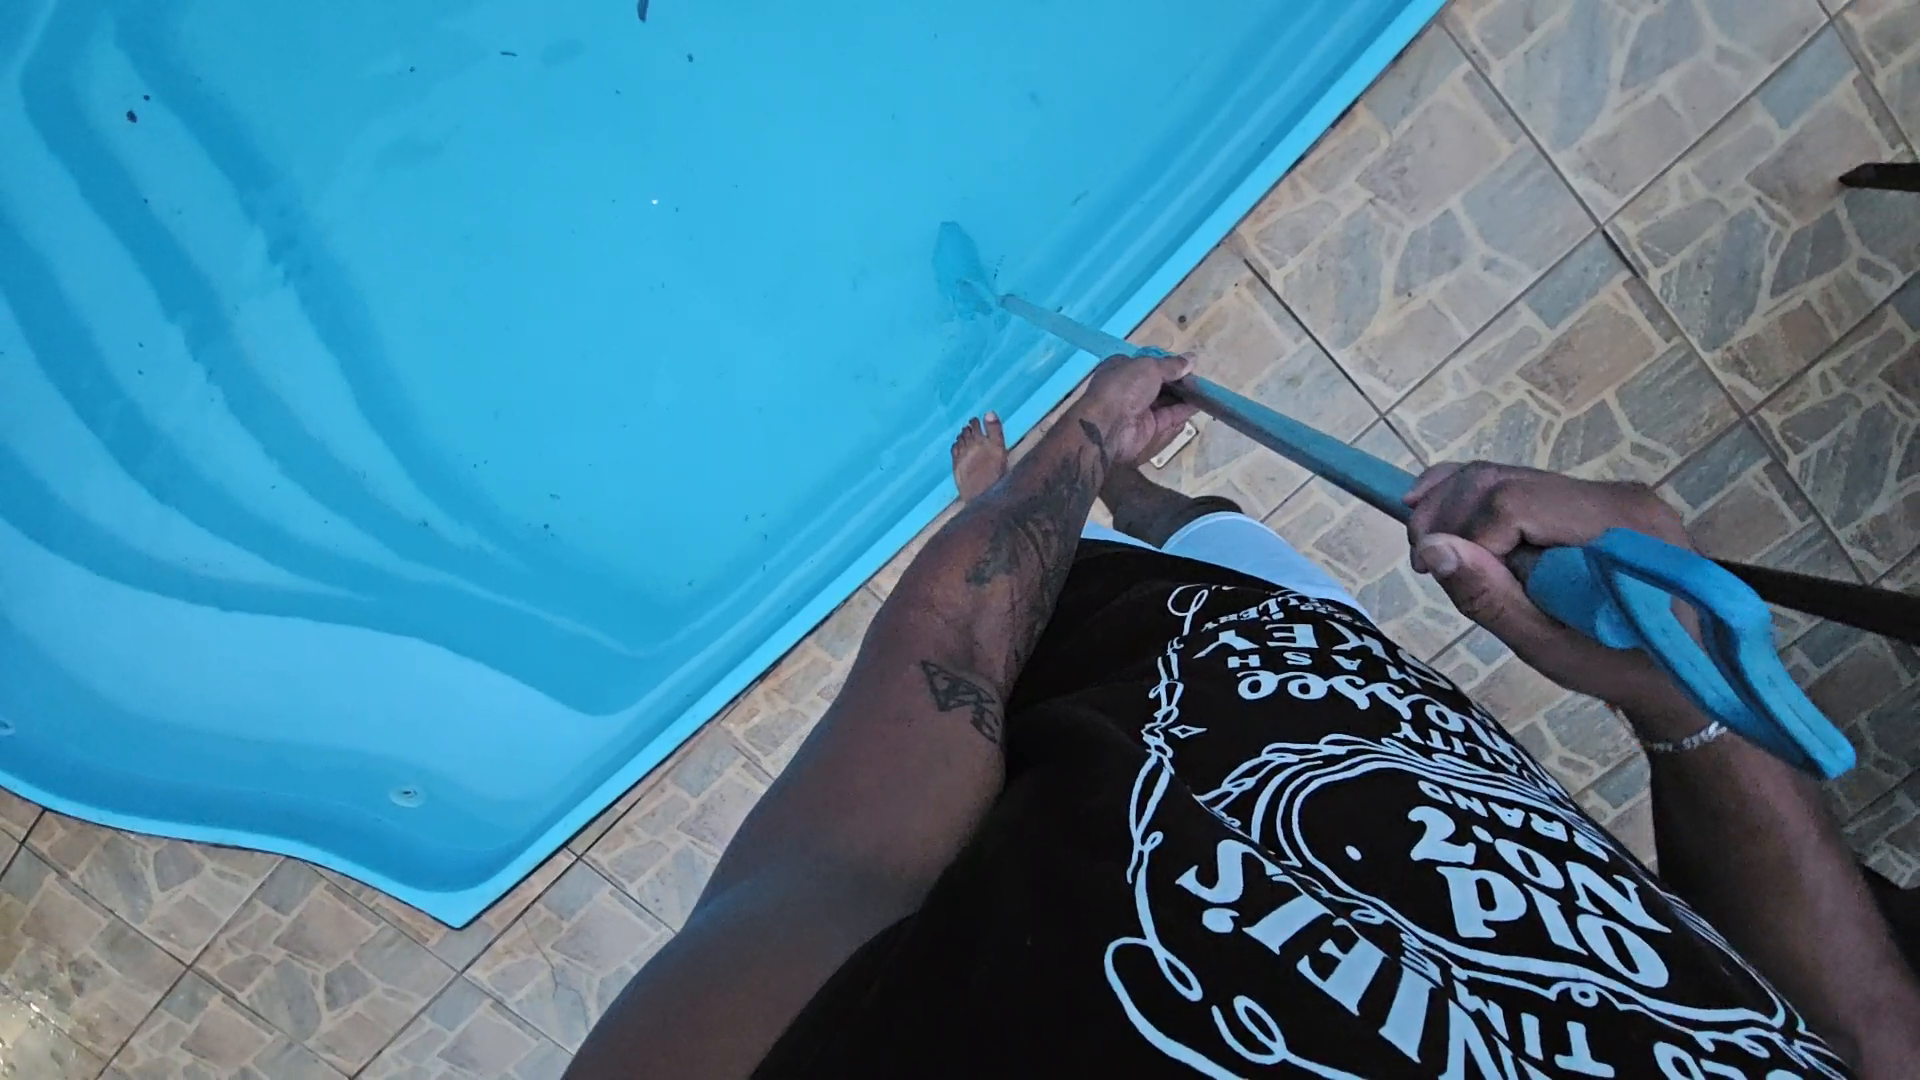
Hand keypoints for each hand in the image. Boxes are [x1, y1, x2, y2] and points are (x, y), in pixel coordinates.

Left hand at [1072, 353, 1198, 468]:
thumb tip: (1191, 359)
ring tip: (1205, 389)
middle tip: (1199, 377)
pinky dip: (1185, 410)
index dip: (1166, 364)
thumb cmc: (1124, 387)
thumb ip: (1171, 365)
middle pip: (1158, 383)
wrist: (1108, 426)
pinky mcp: (1149, 428)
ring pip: (1166, 400)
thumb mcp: (1149, 367)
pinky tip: (1201, 403)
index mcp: (1121, 368)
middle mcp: (1129, 389)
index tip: (1187, 363)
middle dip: (1178, 380)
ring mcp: (1138, 410)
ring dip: (1184, 395)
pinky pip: (1170, 416)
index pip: (1147, 364)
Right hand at [1404, 462, 1704, 728]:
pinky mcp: (1575, 497)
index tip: (1434, 573)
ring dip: (1443, 508)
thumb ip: (1490, 596)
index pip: (1512, 504)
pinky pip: (1505, 479)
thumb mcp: (1548, 646)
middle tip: (1421, 564)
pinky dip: (1457, 491)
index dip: (1462, 535)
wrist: (1675, 668)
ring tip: (1426, 550)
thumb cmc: (1615, 665)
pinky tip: (1423, 504)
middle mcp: (1612, 494)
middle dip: (1443, 518)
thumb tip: (1430, 549)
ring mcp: (1595, 492)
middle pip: (1496, 482)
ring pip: (1493, 476)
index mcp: (1619, 527)